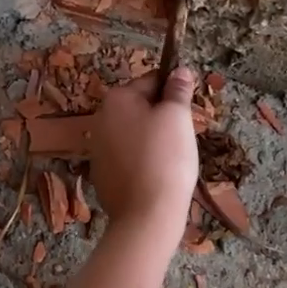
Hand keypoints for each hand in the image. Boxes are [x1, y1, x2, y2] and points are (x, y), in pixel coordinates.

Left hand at [90, 68, 198, 243]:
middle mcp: (100, 118)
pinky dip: (144, 162)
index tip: (187, 114)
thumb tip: (180, 70)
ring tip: (173, 161)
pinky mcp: (103, 175)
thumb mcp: (177, 117)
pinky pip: (129, 158)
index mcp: (116, 98)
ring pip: (136, 134)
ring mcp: (98, 148)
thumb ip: (178, 90)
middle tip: (182, 140)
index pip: (151, 81)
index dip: (174, 94)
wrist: (146, 216)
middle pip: (142, 108)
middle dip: (163, 119)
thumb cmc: (165, 158)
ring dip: (154, 141)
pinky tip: (158, 178)